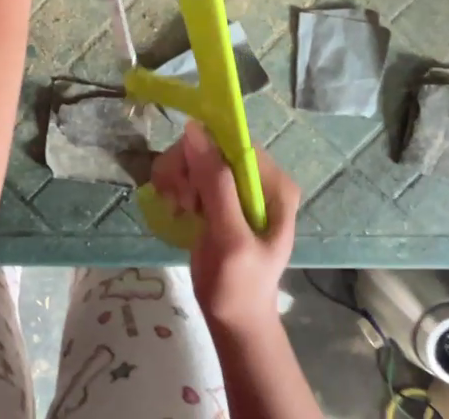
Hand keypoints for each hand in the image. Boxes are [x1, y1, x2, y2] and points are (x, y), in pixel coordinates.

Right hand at [150, 121, 303, 331]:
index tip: (187, 186)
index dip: (202, 153)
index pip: (232, 142)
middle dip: (186, 170)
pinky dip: (174, 184)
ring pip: (193, 155)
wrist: (233, 318)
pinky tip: (175, 207)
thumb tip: (194, 130)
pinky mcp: (216, 195)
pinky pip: (187, 170)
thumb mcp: (229, 237)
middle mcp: (257, 177)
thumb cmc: (239, 284)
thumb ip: (216, 185)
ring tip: (177, 207)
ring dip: (176, 177)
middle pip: (208, 146)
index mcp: (274, 184)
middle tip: (181, 202)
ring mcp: (235, 186)